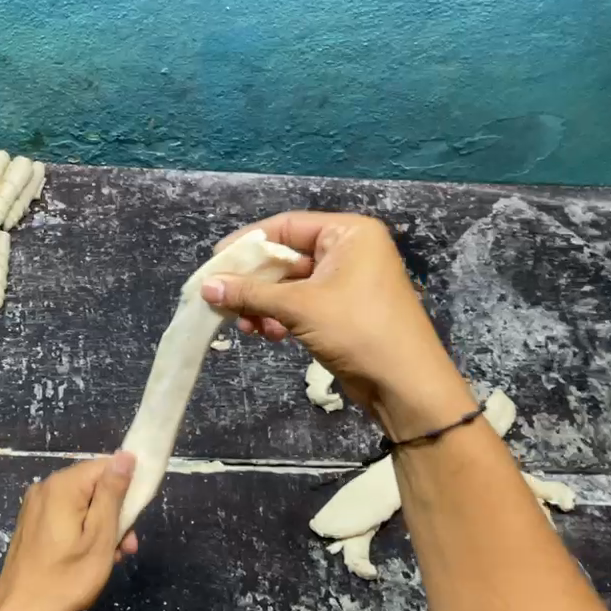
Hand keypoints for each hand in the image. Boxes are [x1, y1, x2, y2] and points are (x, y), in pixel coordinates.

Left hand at [0, 453, 138, 610]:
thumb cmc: (66, 578)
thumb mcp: (99, 537)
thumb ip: (112, 493)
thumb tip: (125, 455)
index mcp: (62, 486)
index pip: (104, 466)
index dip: (125, 487)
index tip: (135, 516)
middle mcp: (45, 488)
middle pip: (92, 486)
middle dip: (114, 512)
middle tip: (127, 546)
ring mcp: (35, 506)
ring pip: (81, 503)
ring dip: (101, 526)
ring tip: (112, 557)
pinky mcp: (32, 523)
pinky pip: (66, 515)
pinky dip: (83, 531)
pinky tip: (91, 557)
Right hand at [199, 211, 476, 437]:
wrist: (404, 384)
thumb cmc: (358, 330)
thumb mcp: (299, 307)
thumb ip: (250, 294)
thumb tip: (206, 287)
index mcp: (348, 233)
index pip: (286, 226)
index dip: (247, 243)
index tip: (215, 262)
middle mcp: (348, 251)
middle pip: (285, 257)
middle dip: (253, 282)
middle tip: (221, 299)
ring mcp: (345, 282)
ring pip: (289, 284)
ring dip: (262, 304)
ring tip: (245, 326)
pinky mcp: (341, 310)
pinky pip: (300, 304)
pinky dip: (279, 316)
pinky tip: (266, 334)